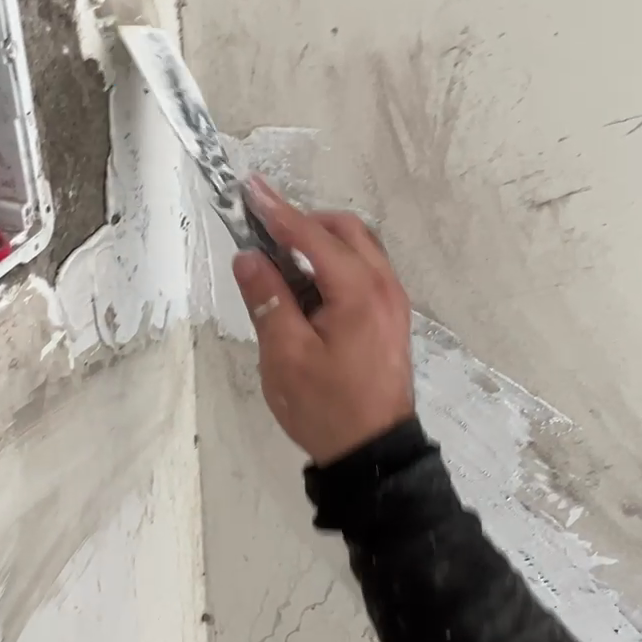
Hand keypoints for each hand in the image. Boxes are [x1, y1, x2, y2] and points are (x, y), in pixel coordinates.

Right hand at [231, 176, 414, 465]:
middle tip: (263, 231)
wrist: (372, 453)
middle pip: (343, 231)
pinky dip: (334, 264)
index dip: (276, 211)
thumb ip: (267, 300)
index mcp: (358, 291)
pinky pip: (364, 271)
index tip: (249, 188)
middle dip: (302, 222)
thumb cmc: (325, 407)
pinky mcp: (390, 318)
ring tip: (281, 261)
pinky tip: (308, 287)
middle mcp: (383, 286)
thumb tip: (249, 257)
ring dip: (320, 242)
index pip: (311, 236)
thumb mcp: (285, 356)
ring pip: (358, 248)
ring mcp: (392, 301)